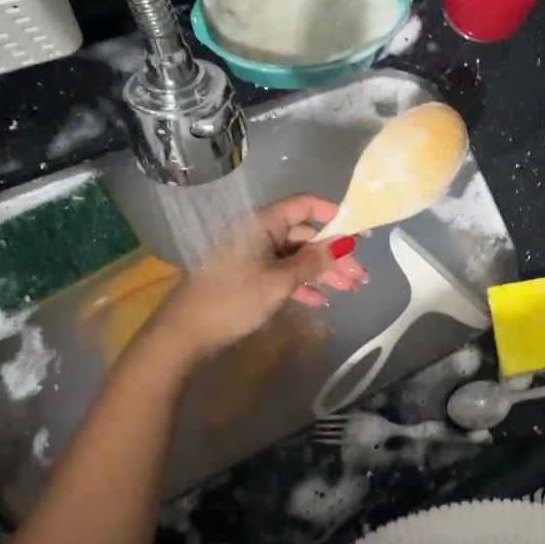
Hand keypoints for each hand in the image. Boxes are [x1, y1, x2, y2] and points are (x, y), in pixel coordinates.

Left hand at [144, 195, 367, 360]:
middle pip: (305, 235)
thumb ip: (314, 261)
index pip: (306, 205)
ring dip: (324, 272)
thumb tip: (347, 242)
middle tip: (361, 275)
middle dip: (335, 254)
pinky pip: (282, 273)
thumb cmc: (231, 300)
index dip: (336, 215)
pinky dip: (302, 284)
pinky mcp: (247, 277)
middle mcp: (258, 233)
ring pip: (296, 257)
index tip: (362, 233)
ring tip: (351, 289)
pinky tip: (323, 300)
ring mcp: (252, 256)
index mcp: (262, 223)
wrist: (182, 337)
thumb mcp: (279, 282)